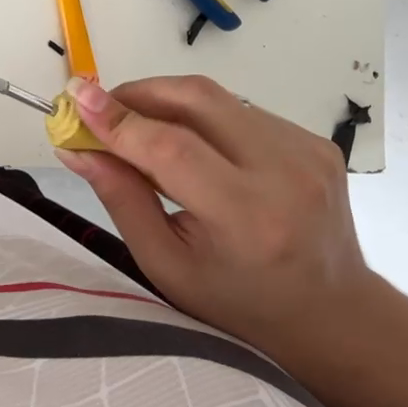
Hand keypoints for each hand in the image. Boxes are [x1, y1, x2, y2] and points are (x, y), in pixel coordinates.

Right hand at [56, 76, 379, 354]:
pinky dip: (199, 117)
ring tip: (140, 132)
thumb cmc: (236, 299)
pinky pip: (238, 109)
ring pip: (215, 98)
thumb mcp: (164, 263)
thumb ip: (120, 198)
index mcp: (248, 218)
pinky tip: (191, 148)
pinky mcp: (315, 140)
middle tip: (100, 110)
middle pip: (197, 99)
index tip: (74, 97)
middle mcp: (285, 174)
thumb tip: (74, 147)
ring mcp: (307, 151)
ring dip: (165, 104)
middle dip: (137, 93)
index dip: (118, 118)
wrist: (333, 313)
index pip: (172, 147)